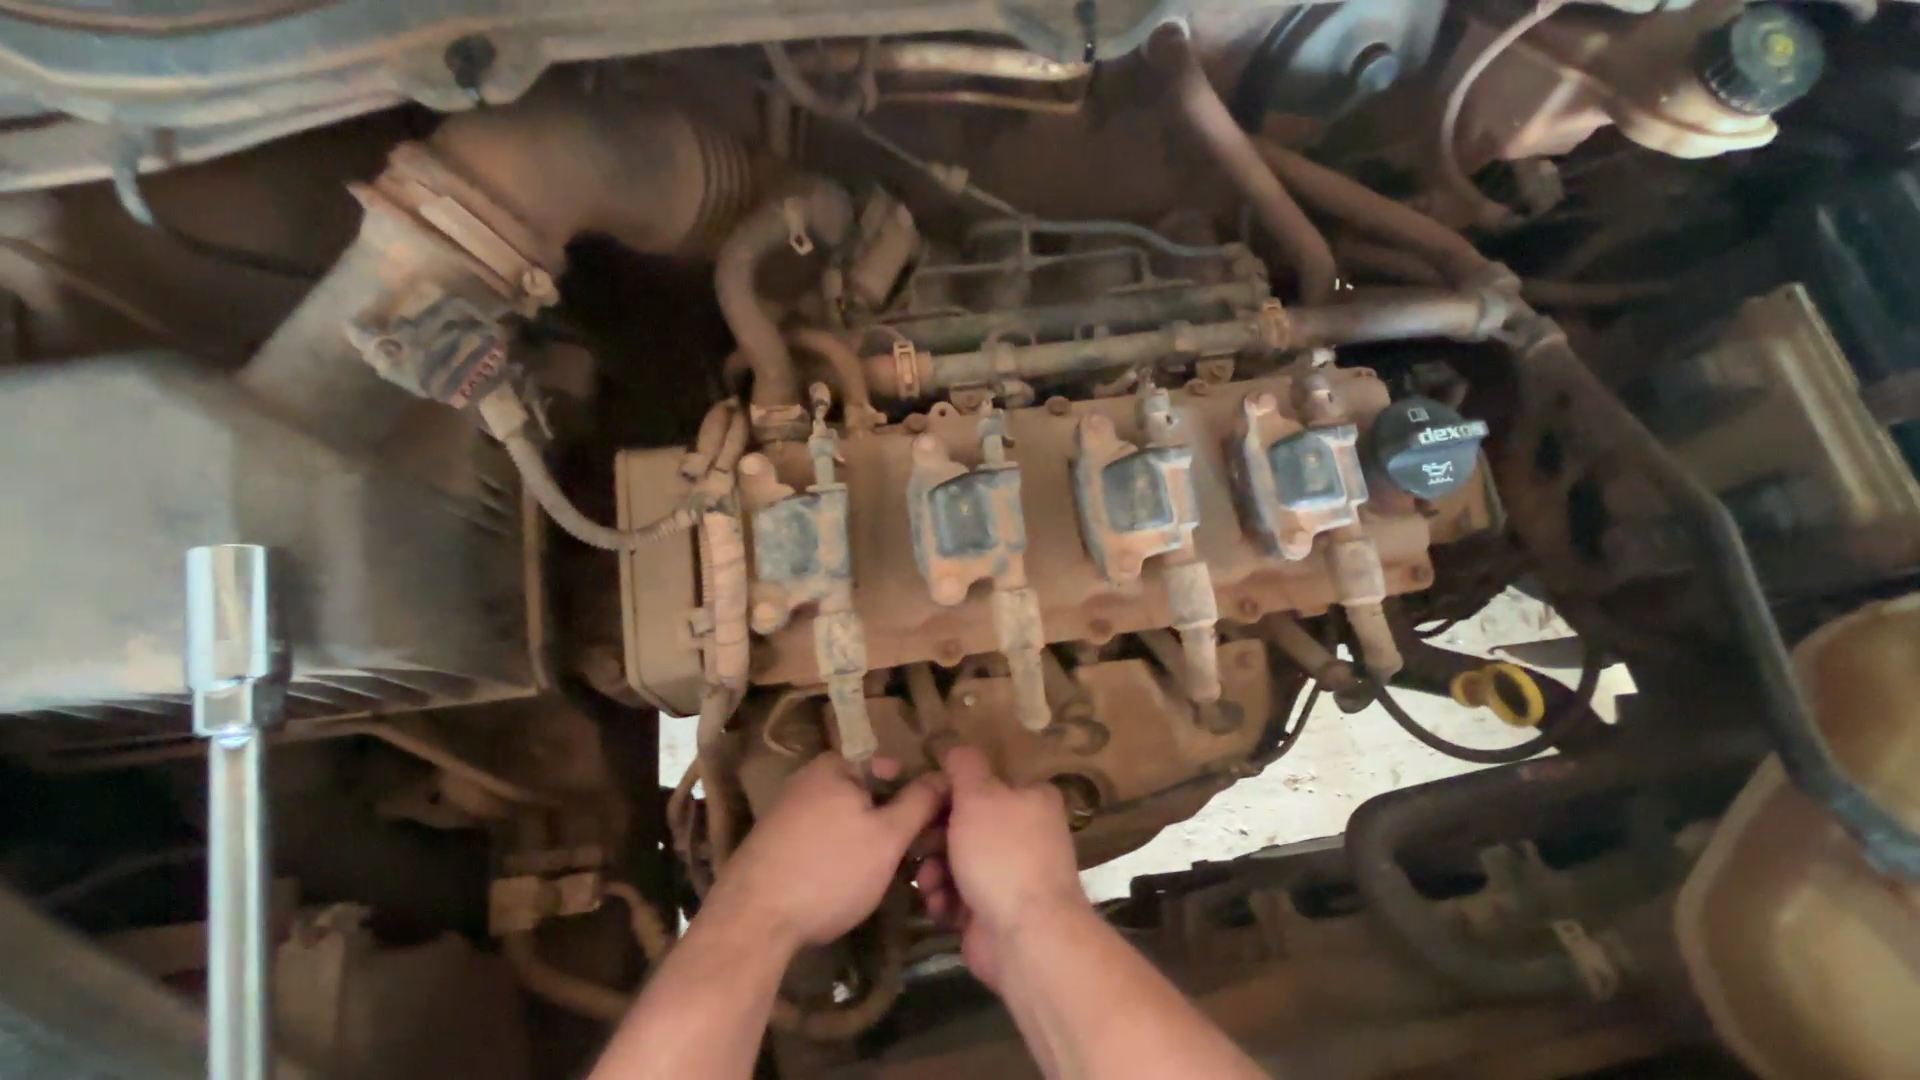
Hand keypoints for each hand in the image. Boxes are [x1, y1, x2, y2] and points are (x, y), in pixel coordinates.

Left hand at [709, 754, 946, 950]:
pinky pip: (824, 837)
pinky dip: (843, 853)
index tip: (934, 828)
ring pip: (847, 818)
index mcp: (835, 765)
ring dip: (871, 841)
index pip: (893, 766)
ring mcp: (788, 810)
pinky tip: (851, 883)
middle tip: (915, 857)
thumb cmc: (829, 872)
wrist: (752, 923)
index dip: (918, 794)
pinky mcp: (776, 842)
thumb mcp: (887, 837)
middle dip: (894, 821)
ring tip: (888, 874)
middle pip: (869, 793)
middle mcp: (809, 778)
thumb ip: (919, 801)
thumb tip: (945, 774)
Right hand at [916, 745, 1090, 990]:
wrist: (1026, 937)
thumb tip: (955, 747)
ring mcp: (1009, 875)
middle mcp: (1025, 834)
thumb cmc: (1002, 854)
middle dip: (935, 836)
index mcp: (1031, 799)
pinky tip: (939, 905)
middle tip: (917, 843)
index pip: (984, 783)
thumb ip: (965, 766)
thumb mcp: (980, 795)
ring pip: (956, 861)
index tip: (923, 797)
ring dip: (935, 870)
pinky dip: (944, 899)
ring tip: (928, 881)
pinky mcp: (993, 911)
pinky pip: (958, 895)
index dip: (950, 789)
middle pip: (966, 823)